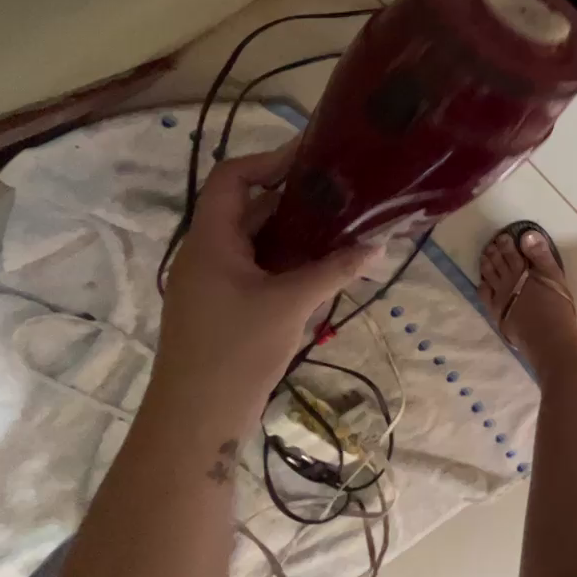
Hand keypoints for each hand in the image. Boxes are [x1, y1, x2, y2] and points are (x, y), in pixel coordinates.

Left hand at [155, 144, 378, 412]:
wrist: (196, 419)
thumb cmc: (235, 351)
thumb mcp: (293, 303)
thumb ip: (337, 268)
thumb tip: (380, 243)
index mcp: (210, 243)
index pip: (230, 180)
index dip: (269, 160)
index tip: (315, 157)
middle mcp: (209, 254)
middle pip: (251, 206)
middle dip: (299, 194)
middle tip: (347, 187)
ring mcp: (218, 280)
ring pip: (262, 237)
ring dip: (302, 227)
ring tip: (349, 220)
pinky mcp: (231, 303)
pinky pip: (265, 263)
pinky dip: (297, 255)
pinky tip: (333, 261)